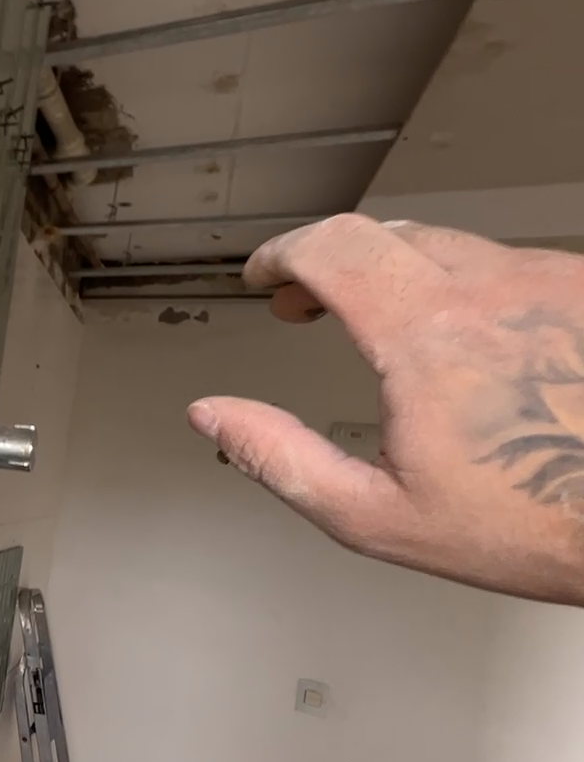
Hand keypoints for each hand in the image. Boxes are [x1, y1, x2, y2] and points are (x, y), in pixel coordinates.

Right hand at [186, 215, 583, 605]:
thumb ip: (276, 456)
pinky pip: (515, 266)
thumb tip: (213, 416)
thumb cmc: (553, 527)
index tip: (262, 275)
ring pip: (451, 246)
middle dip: (324, 262)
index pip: (333, 248)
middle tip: (304, 301)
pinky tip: (456, 331)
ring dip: (392, 273)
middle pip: (384, 235)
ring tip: (375, 317)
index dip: (279, 254)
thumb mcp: (374, 514)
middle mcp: (507, 294)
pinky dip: (458, 286)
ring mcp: (570, 288)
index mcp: (435, 337)